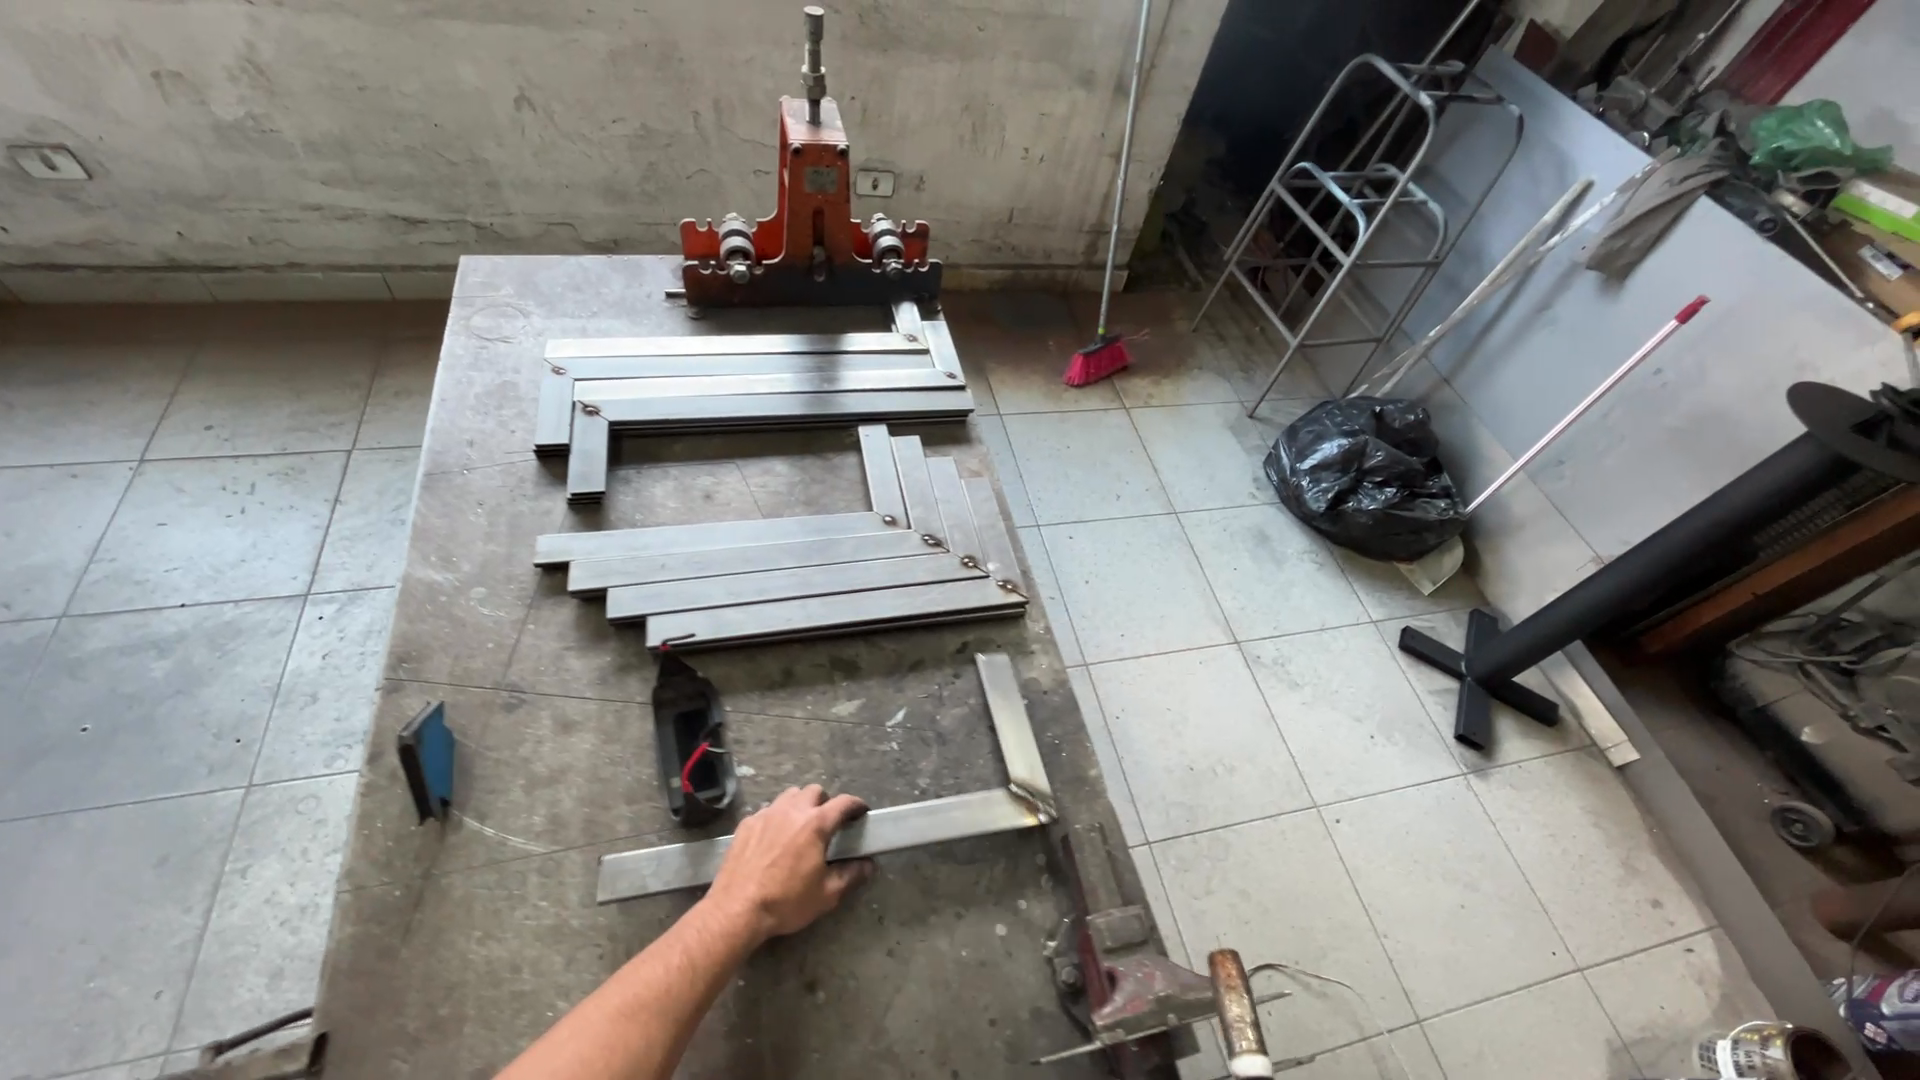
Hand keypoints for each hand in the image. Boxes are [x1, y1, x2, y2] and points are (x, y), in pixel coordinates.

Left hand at [704, 785, 872, 943]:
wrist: (736, 910)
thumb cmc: (786, 902)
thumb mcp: (826, 894)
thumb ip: (851, 875)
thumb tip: (868, 865)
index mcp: (816, 824)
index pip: (843, 803)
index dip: (856, 805)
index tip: (861, 812)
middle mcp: (791, 811)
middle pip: (814, 791)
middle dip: (825, 802)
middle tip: (827, 823)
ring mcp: (766, 814)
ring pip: (789, 796)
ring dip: (800, 805)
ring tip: (800, 826)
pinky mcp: (746, 824)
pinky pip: (767, 810)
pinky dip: (777, 817)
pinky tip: (773, 838)